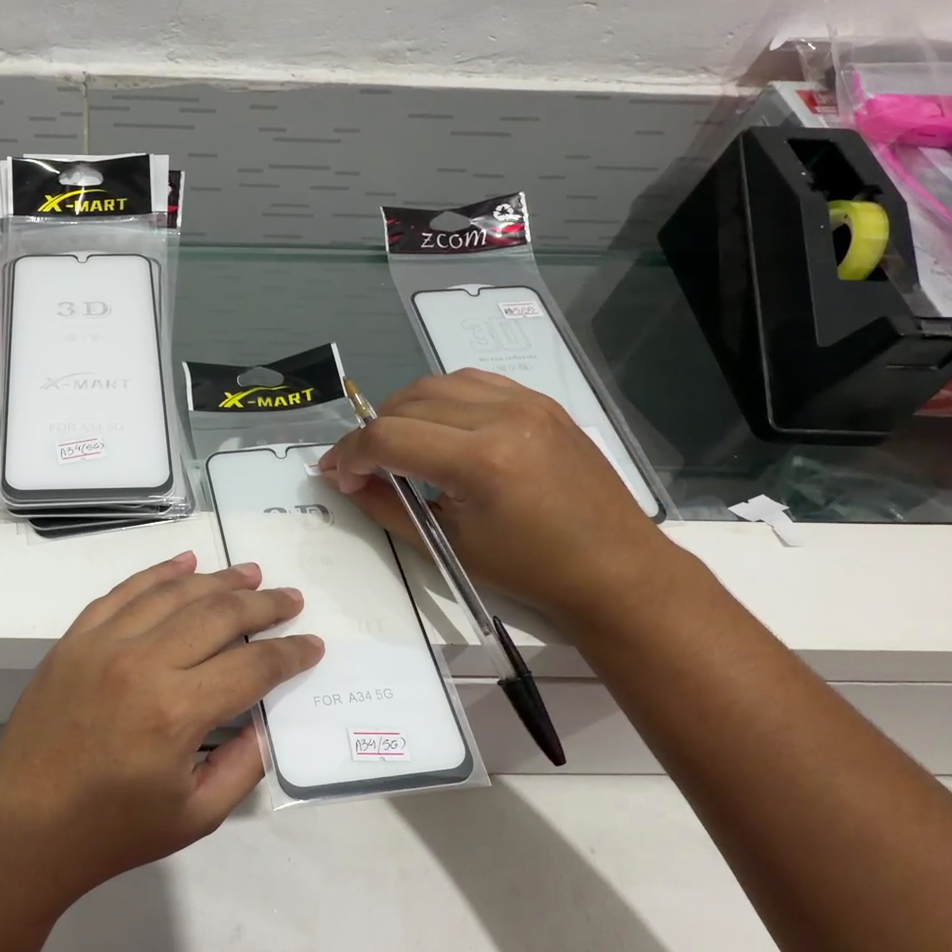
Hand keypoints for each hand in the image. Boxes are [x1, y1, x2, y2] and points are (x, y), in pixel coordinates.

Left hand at [0, 553, 322, 910]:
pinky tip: (185, 563)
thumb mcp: (195, 815)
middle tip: (291, 599)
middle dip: (263, 604)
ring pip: (171, 594)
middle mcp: (141, 663)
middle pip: (217, 615)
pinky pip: (122, 593)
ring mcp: (101, 644)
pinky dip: (157, 574)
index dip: (290, 653)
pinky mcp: (72, 640)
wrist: (22, 829)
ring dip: (217, 580)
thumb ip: (244, 765)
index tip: (312, 645)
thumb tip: (268, 718)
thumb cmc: (111, 832)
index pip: (252, 666)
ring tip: (250, 574)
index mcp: (176, 711)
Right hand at [318, 369, 682, 625]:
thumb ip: (386, 506)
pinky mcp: (540, 401)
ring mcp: (526, 402)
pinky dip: (439, 400)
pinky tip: (436, 429)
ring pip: (435, 384)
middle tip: (361, 469)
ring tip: (395, 447)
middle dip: (370, 435)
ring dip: (401, 412)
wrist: (612, 567)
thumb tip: (344, 480)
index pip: (387, 437)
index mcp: (480, 461)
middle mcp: (503, 417)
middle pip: (405, 404)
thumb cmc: (527, 569)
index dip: (350, 456)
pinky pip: (471, 382)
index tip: (339, 479)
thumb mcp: (445, 544)